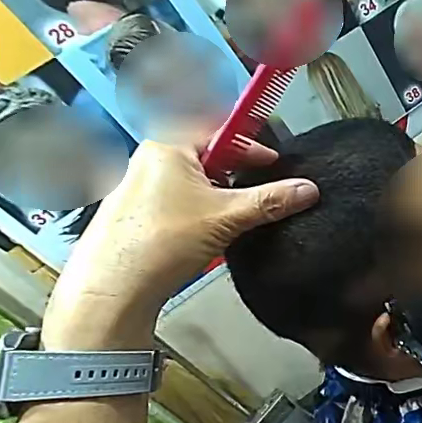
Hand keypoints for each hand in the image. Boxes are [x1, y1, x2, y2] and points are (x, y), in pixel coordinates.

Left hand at [42, 139, 316, 349]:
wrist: (113, 289)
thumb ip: (272, 200)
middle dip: (235, 174)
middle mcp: (147, 162)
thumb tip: (308, 189)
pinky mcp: (133, 216)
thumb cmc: (161, 242)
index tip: (273, 162)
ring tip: (234, 218)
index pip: (219, 133)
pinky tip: (207, 234)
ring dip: (218, 196)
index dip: (250, 147)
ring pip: (192, 182)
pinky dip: (198, 212)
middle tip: (258, 193)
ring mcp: (135, 189)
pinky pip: (176, 202)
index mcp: (167, 149)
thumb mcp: (229, 217)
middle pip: (205, 158)